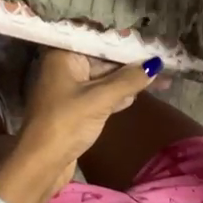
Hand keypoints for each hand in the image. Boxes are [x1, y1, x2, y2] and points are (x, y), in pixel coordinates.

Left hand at [0, 49, 158, 202]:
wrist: (41, 163)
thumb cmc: (66, 123)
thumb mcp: (100, 99)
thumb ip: (128, 80)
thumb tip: (155, 64)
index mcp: (63, 55)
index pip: (96, 38)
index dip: (123, 41)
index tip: (149, 42)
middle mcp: (64, 66)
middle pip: (102, 58)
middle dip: (129, 62)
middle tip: (161, 61)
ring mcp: (70, 87)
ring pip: (104, 77)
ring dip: (127, 79)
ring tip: (160, 77)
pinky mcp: (76, 107)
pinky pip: (100, 94)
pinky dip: (118, 94)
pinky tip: (138, 94)